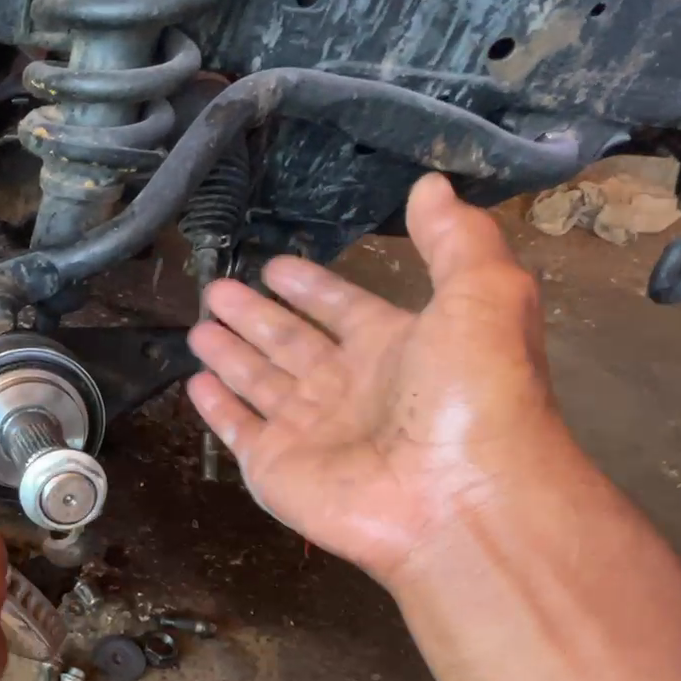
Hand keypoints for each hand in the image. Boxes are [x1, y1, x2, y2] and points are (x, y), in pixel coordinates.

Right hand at [186, 173, 579, 585]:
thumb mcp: (484, 295)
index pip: (342, 308)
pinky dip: (215, 407)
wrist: (454, 496)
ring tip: (198, 327)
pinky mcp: (272, 465)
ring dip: (228, 354)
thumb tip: (429, 184)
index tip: (276, 264)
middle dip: (254, 315)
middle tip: (217, 289)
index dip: (311, 287)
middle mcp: (346, 386)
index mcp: (395, 347)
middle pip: (288, 342)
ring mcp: (306, 429)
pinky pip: (236, 428)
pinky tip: (195, 383)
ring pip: (256, 381)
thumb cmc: (472, 393)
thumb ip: (454, 240)